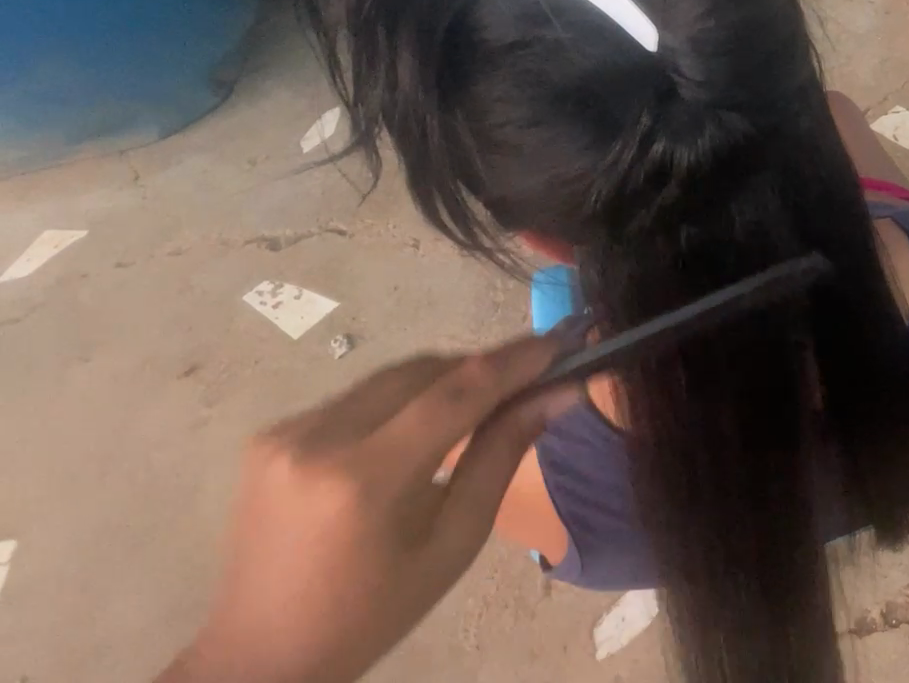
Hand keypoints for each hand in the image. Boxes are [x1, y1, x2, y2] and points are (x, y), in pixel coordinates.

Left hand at [157, 336, 577, 682]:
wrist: (261, 654)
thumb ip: (504, 453)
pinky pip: (362, 393)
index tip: (561, 343)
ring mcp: (286, 434)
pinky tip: (424, 426)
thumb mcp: (457, 538)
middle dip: (485, 366)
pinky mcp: (273, 435)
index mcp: (366, 479)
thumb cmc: (377, 608)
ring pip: (395, 375)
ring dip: (447, 377)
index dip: (515, 360)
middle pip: (427, 370)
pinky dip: (407, 396)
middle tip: (532, 377)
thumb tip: (560, 393)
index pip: (458, 392)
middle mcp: (319, 440)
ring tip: (486, 401)